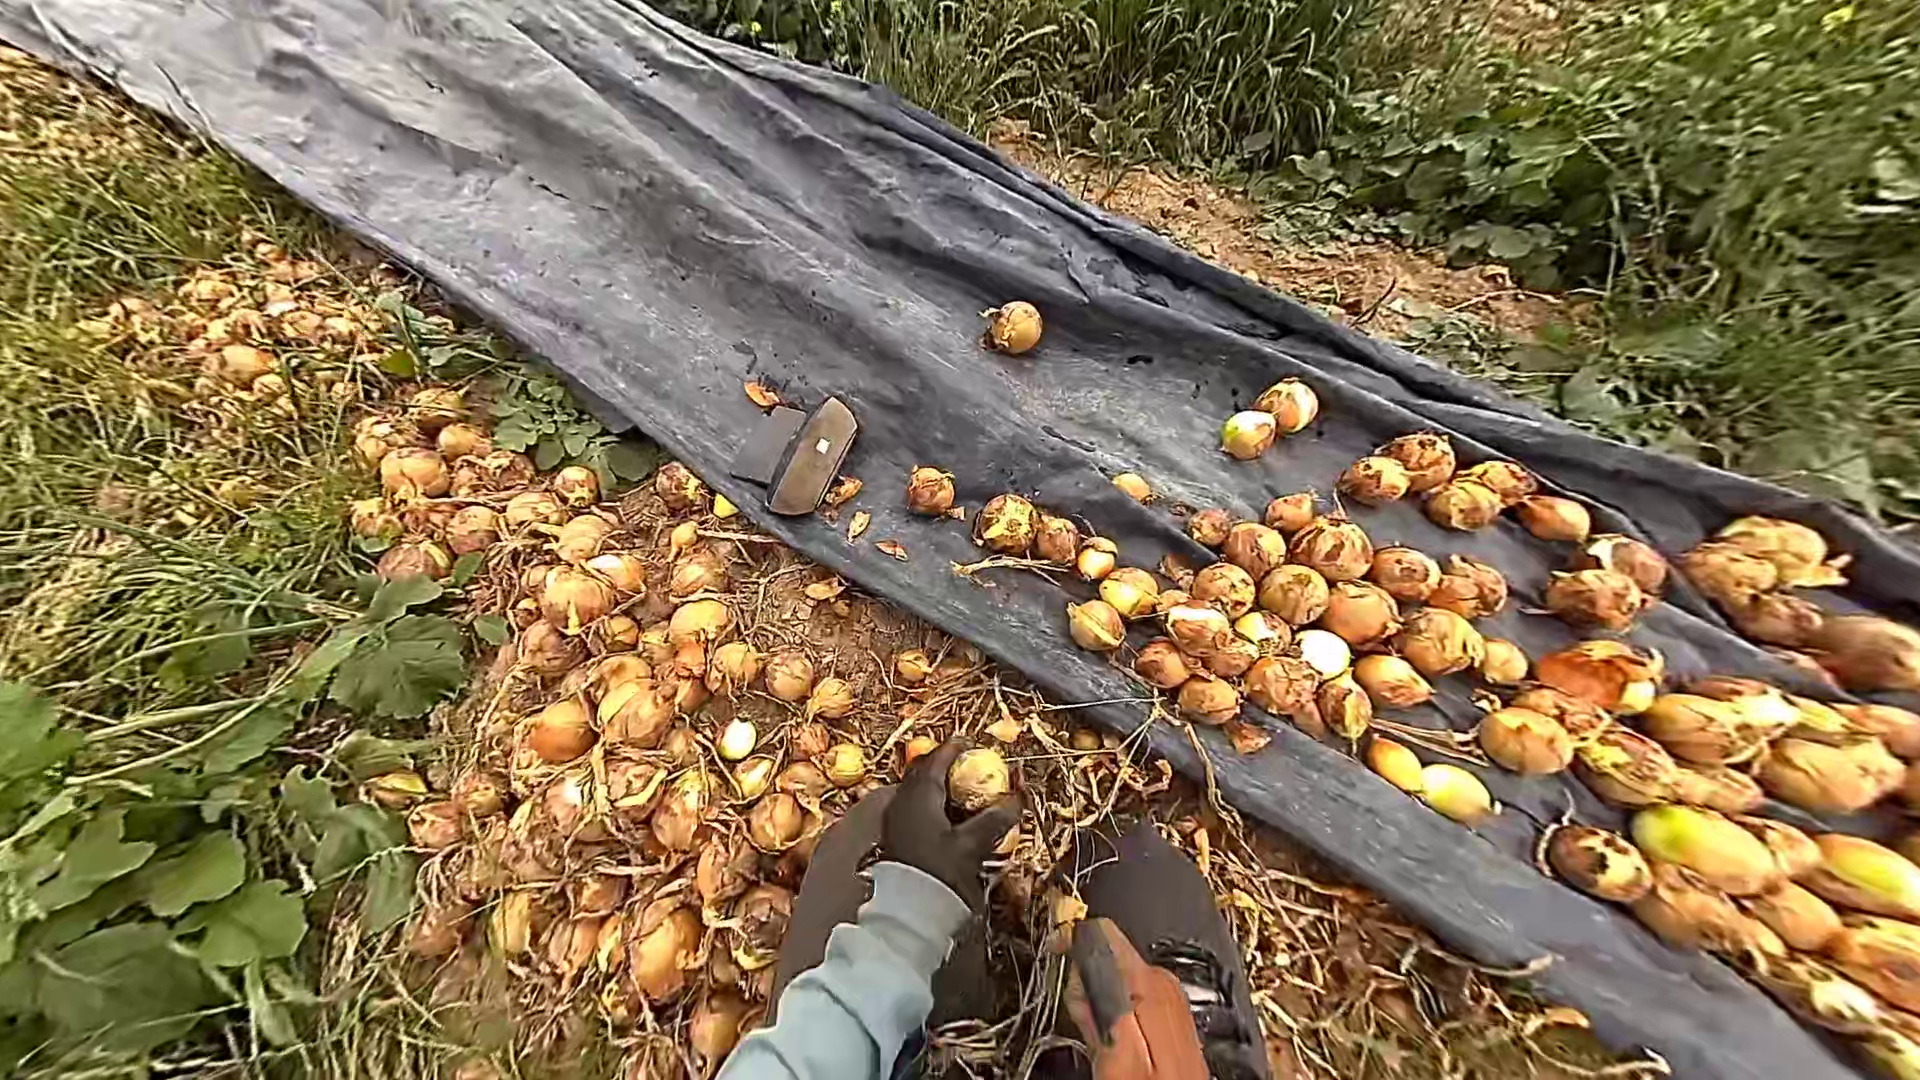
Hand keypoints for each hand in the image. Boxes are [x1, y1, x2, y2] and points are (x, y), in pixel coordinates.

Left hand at [879, 739, 1019, 907]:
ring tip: (960, 789)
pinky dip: (930, 801)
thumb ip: (993, 821)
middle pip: (923, 770)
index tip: (971, 744)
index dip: (954, 748)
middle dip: (944, 763)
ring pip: (916, 788)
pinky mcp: (895, 834)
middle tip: (966, 764)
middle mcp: (902, 799)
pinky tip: (946, 816)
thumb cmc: (937, 873)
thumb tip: (1017, 800)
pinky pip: (913, 804)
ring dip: (937, 783)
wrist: (905, 914)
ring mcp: (895, 817)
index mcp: (920, 794)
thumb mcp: (970, 846)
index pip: (937, 759)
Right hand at [1065, 918, 1209, 1079]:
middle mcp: (1162, 978)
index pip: (1101, 932)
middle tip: (1084, 1023)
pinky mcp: (1169, 1012)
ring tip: (1098, 1038)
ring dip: (1097, 999)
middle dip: (1085, 981)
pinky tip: (1114, 1041)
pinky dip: (1113, 1010)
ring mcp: (1168, 995)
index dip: (1073, 947)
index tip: (1060, 976)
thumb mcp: (1120, 1058)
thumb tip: (1083, 957)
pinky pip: (1130, 992)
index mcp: (1150, 982)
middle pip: (1106, 951)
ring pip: (1115, 973)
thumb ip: (1101, 1003)